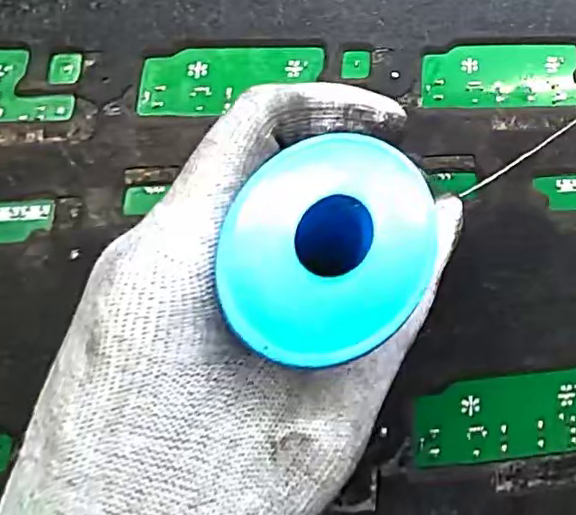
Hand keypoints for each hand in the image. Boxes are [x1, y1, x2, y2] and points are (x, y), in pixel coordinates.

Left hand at [1, 83, 463, 514]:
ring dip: (309, 207)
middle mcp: (144, 250)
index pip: (260, 115)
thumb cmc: (186, 512)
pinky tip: (309, 293)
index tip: (388, 124)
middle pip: (255, 153)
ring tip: (358, 256)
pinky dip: (277, 243)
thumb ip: (398, 306)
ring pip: (241, 197)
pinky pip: (220, 239)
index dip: (337, 102)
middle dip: (335, 161)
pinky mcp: (137, 306)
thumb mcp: (327, 410)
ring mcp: (133, 279)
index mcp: (177, 253)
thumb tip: (442, 225)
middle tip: (390, 197)